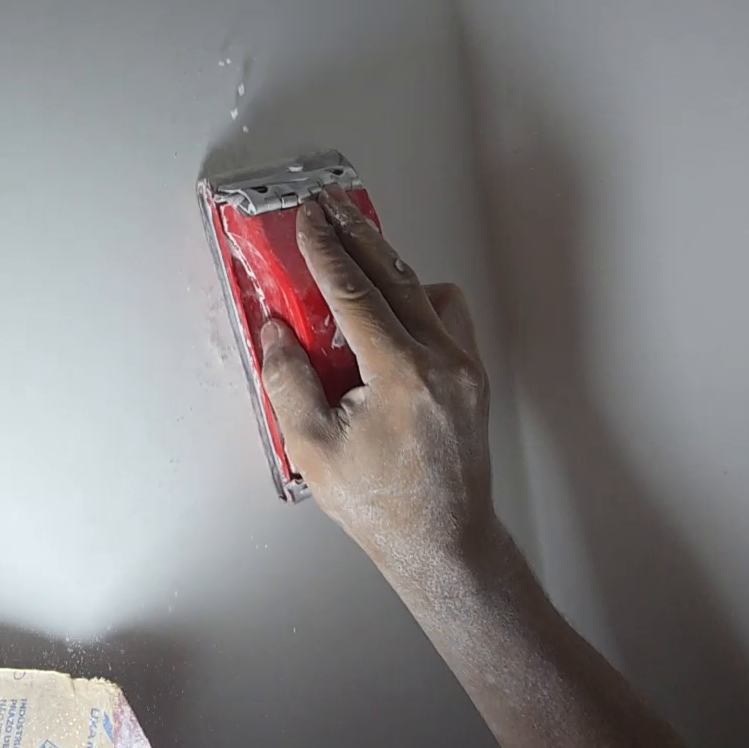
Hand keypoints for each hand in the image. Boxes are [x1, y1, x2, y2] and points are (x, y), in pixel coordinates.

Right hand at [258, 186, 495, 575]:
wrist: (441, 542)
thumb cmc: (379, 503)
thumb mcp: (312, 446)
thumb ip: (288, 378)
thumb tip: (277, 330)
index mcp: (401, 375)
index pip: (354, 292)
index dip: (326, 250)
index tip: (308, 219)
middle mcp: (442, 361)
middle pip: (395, 274)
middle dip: (357, 233)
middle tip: (331, 205)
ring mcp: (464, 367)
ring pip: (427, 289)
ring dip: (388, 265)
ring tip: (354, 251)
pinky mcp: (470, 377)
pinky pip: (448, 315)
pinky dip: (418, 298)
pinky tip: (392, 308)